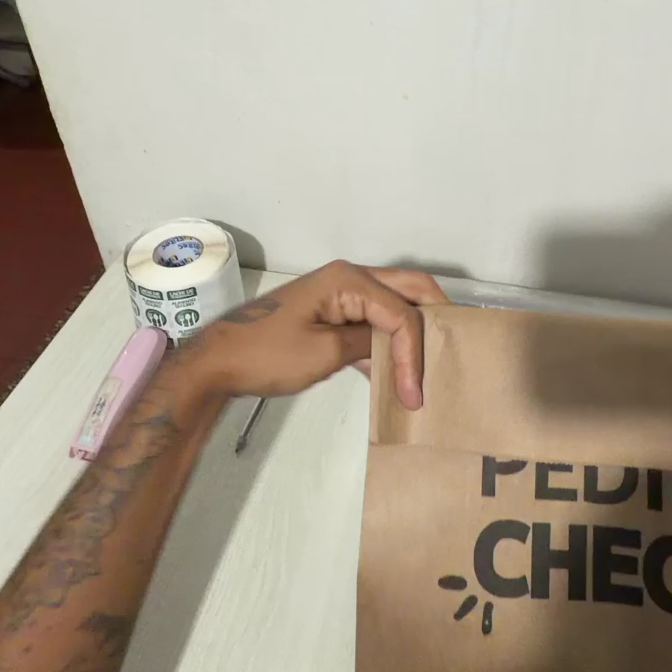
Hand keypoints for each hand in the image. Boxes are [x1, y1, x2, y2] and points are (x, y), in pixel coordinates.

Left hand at [172, 260, 445, 409]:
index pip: (401, 312)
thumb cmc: (268, 354)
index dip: (415, 351)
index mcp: (349, 280)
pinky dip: (389, 343)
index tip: (415, 394)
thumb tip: (400, 348)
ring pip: (395, 304)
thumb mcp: (324, 354)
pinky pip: (374, 320)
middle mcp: (351, 277)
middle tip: (451, 355)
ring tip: (428, 369)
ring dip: (412, 334)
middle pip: (410, 289)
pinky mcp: (335, 311)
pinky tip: (395, 375)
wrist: (220, 361)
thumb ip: (369, 344)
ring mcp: (343, 292)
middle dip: (433, 321)